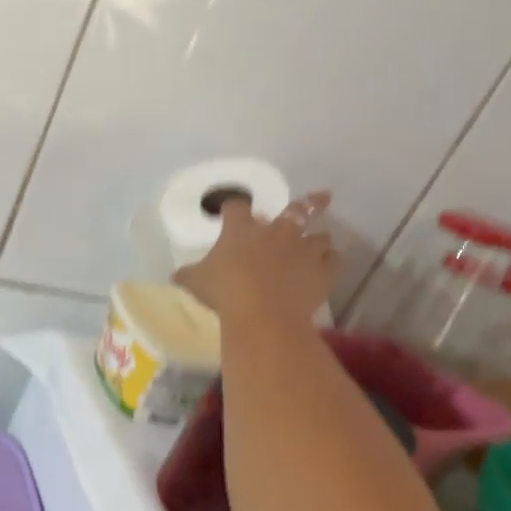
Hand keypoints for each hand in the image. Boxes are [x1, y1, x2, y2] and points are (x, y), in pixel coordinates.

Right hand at [174, 191, 337, 323]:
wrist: (262, 313)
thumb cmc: (223, 291)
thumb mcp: (195, 282)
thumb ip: (188, 274)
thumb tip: (176, 274)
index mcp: (241, 230)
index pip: (236, 206)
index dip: (233, 207)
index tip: (231, 211)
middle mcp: (276, 232)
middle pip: (296, 208)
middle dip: (307, 202)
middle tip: (318, 197)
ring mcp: (303, 249)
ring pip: (321, 235)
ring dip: (317, 238)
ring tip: (316, 242)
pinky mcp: (323, 270)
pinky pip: (334, 260)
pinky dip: (330, 261)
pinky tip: (326, 266)